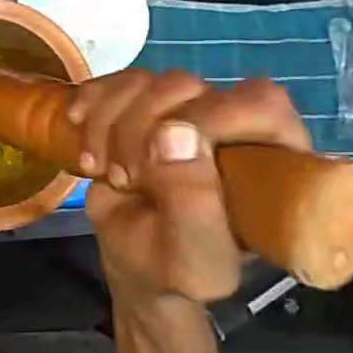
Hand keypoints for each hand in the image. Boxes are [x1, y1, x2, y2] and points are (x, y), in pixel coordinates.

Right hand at [69, 72, 310, 306]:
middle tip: (125, 180)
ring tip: (105, 171)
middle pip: (184, 87)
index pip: (256, 103)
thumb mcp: (194, 258)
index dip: (204, 120)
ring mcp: (183, 110)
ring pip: (142, 83)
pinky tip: (80, 134)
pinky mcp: (140, 106)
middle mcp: (233, 123)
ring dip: (107, 126)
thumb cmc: (177, 269)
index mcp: (272, 158)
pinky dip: (89, 107)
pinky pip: (113, 83)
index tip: (159, 168)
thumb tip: (174, 131)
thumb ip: (193, 202)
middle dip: (138, 132)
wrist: (134, 262)